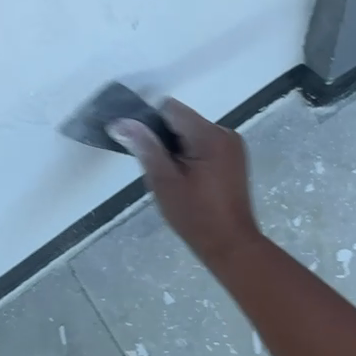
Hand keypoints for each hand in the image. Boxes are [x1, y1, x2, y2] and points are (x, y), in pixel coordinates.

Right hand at [108, 99, 263, 266]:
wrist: (231, 246)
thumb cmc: (195, 216)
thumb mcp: (163, 181)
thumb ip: (144, 146)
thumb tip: (121, 122)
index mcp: (210, 135)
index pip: (170, 109)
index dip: (150, 122)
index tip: (139, 144)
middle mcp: (225, 133)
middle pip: (182, 119)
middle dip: (164, 137)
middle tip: (157, 168)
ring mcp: (232, 145)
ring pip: (192, 132)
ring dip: (177, 147)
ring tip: (171, 176)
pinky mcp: (233, 157)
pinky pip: (204, 143)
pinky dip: (190, 154)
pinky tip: (186, 178)